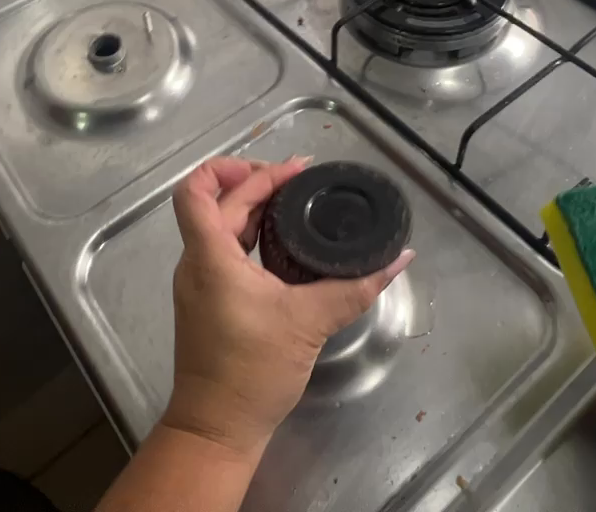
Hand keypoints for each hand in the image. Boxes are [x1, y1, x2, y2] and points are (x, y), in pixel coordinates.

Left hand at [160, 156, 414, 459]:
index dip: (229, 167)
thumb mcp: (309, 323)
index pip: (197, 190)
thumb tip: (399, 258)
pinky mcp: (209, 299)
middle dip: (258, 182)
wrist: (217, 429)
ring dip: (254, 207)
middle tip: (302, 180)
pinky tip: (284, 241)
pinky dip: (252, 233)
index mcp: (210, 255)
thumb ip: (355, 287)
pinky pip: (226, 248)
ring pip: (220, 225)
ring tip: (295, 201)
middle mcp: (197, 260)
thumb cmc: (252, 372)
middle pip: (218, 202)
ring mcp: (200, 280)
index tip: (276, 170)